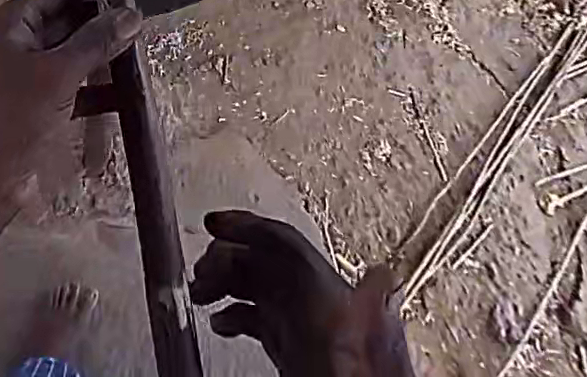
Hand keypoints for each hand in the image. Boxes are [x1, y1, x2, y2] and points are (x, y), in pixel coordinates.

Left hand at [0, 0, 140, 205]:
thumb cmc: (11, 118)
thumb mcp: (56, 75)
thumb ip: (94, 42)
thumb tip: (132, 14)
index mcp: (11, 23)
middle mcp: (18, 43)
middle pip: (64, 19)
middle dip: (100, 21)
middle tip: (145, 20)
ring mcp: (27, 76)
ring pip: (71, 54)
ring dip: (102, 54)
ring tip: (142, 51)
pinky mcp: (37, 107)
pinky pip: (72, 86)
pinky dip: (96, 88)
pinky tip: (128, 92)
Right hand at [190, 211, 413, 376]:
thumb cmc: (355, 373)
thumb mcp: (367, 348)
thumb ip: (373, 312)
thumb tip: (386, 277)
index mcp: (330, 294)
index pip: (282, 241)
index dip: (245, 225)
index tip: (213, 224)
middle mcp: (313, 303)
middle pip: (261, 259)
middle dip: (224, 258)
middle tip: (199, 269)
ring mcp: (299, 325)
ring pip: (253, 284)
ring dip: (222, 282)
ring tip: (200, 292)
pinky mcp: (289, 348)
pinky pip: (254, 316)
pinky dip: (231, 312)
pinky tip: (218, 321)